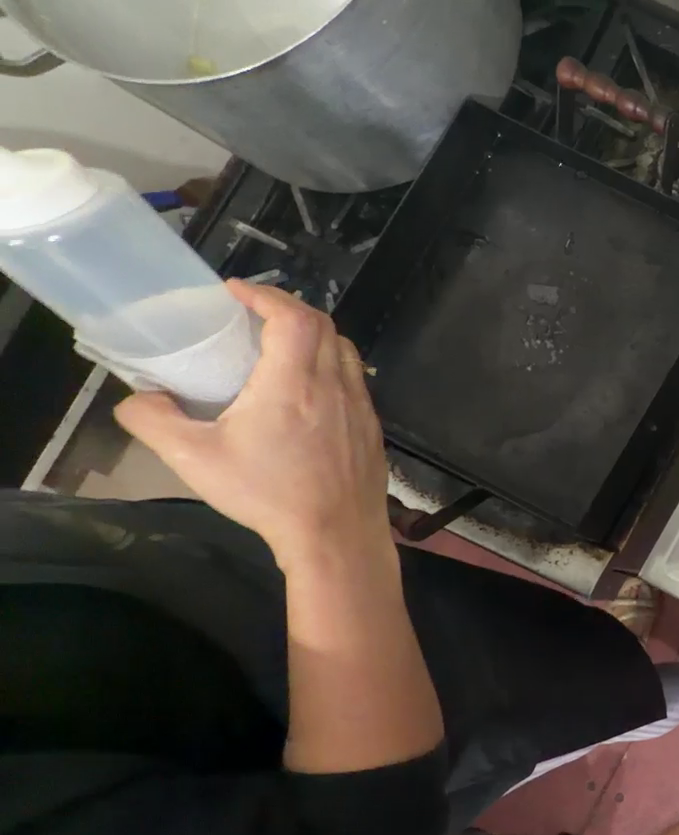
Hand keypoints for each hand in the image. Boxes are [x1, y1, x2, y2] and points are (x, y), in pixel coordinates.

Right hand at [115, 281, 391, 570]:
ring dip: (314, 337)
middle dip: (288, 309)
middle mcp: (336, 388)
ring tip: (277, 344)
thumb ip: (151, 418)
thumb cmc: (269, 495)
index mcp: (295, 385)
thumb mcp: (191, 457)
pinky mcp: (372, 429)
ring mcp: (361, 409)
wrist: (337, 534)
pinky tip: (305, 386)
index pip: (295, 318)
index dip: (266, 295)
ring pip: (346, 353)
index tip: (235, 292)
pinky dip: (331, 366)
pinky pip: (355, 381)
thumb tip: (142, 396)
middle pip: (325, 327)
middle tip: (251, 313)